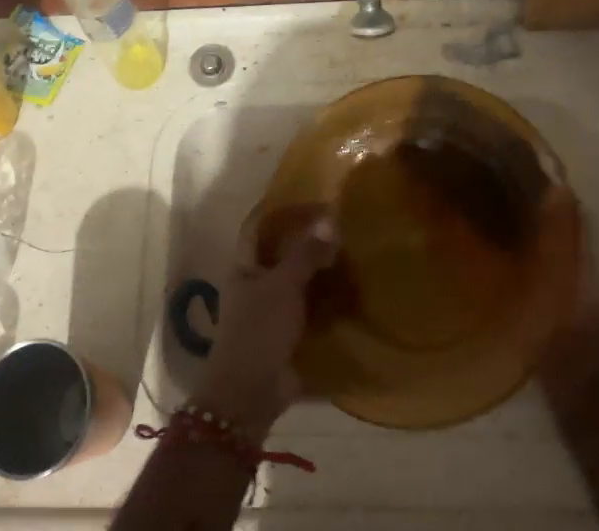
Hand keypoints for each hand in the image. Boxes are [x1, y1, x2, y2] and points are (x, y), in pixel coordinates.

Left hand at [193, 212, 338, 438]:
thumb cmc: (259, 329)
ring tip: (355, 263)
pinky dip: (327, 309)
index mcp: (243, 271)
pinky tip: (352, 299)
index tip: (318, 207)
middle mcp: (254, 291)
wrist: (251, 391)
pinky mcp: (287, 341)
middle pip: (283, 263)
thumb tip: (329, 219)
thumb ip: (306, 254)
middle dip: (310, 252)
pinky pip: (309, 317)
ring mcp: (270, 317)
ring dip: (321, 281)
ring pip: (298, 290)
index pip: (263, 235)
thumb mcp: (283, 285)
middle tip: (346, 234)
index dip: (287, 220)